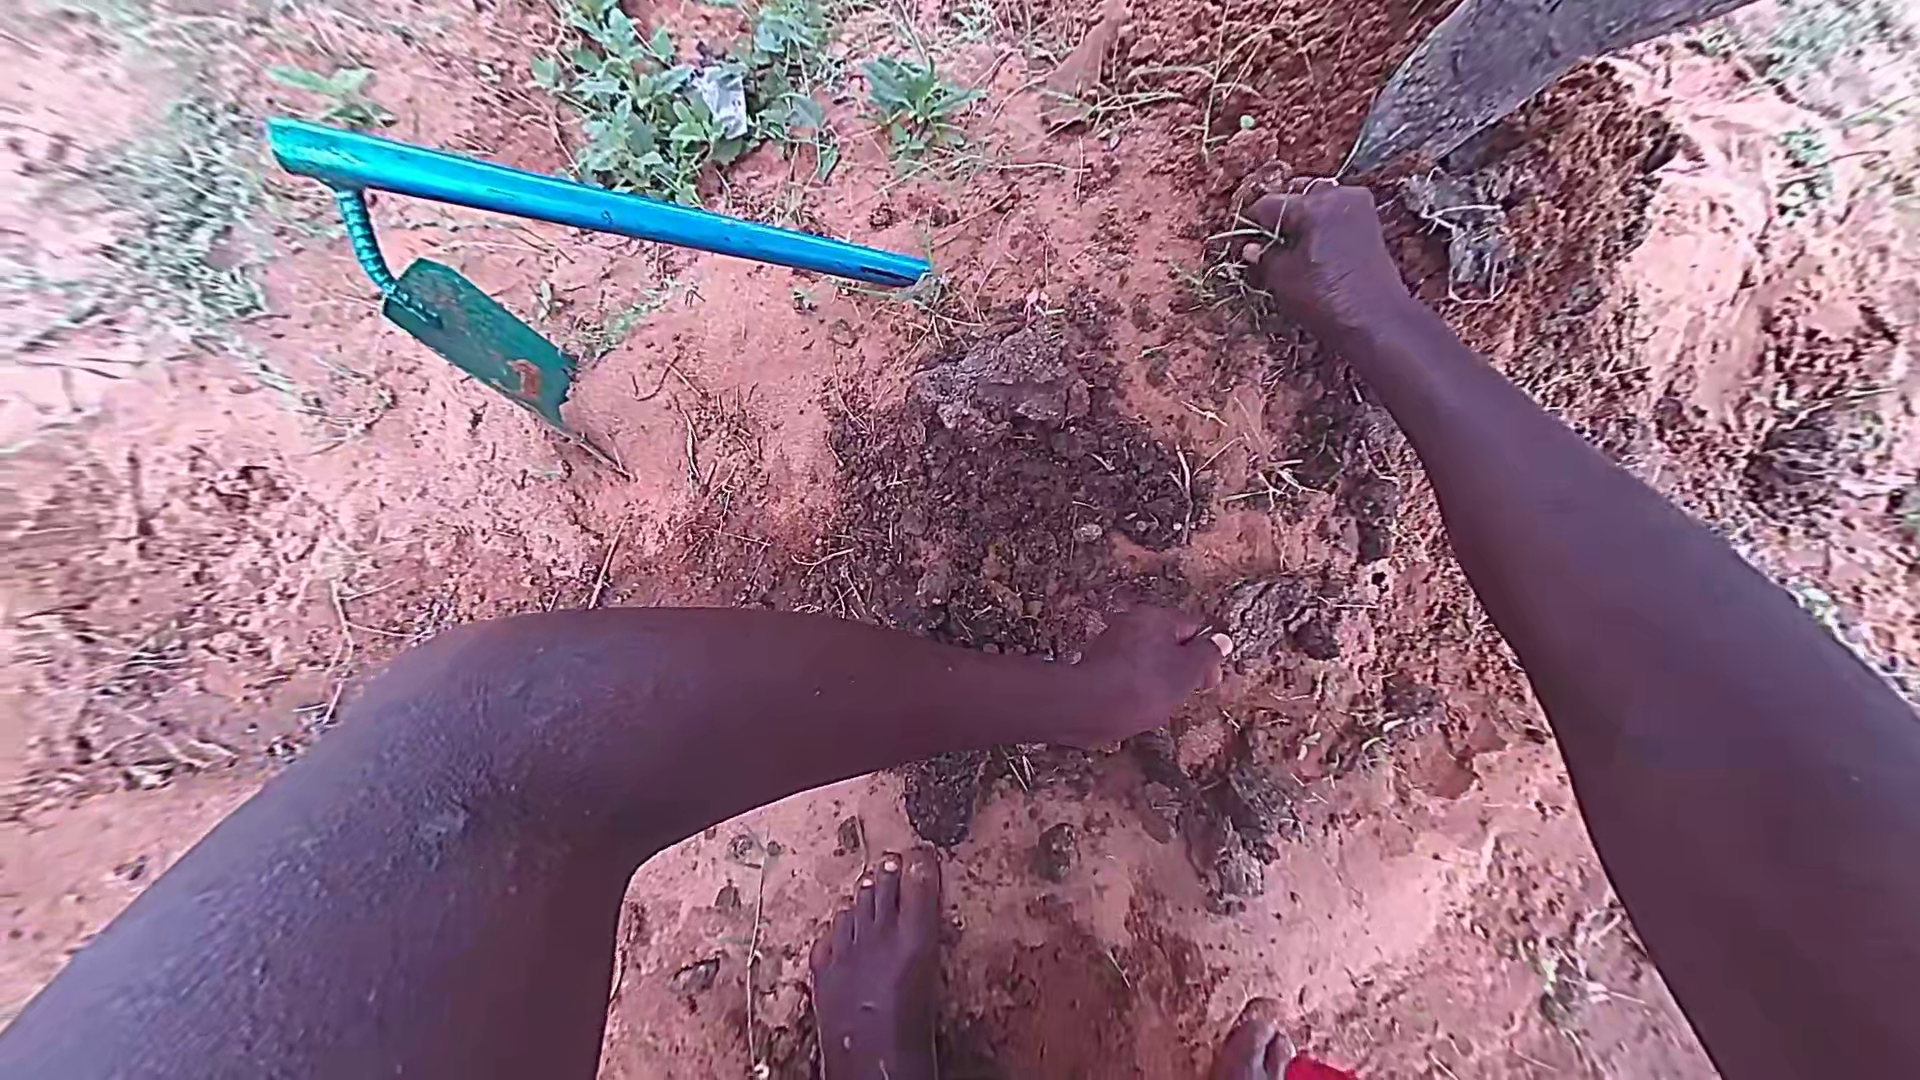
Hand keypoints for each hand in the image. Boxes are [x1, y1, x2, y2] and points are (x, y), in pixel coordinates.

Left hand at [1066, 607, 1226, 746]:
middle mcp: (1130, 621)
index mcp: (1155, 616)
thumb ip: (1208, 653)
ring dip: (1157, 678)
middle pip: (1168, 642)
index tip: (1207, 681)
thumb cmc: (1146, 685)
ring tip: (1158, 701)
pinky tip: (1136, 703)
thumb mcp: (1189, 670)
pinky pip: (1127, 672)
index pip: (1193, 628)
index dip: (1206, 655)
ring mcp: (1110, 642)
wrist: (1093, 705)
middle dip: (1180, 667)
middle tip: (1183, 693)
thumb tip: (1221, 640)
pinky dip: (1135, 685)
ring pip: (1147, 658)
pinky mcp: (1097, 664)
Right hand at [1245, 183, 1412, 340]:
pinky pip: (1334, 215)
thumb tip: (1251, 248)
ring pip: (1317, 203)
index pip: (1268, 204)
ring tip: (1286, 249)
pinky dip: (1318, 227)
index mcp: (1314, 205)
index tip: (1241, 242)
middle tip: (1263, 245)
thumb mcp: (1281, 277)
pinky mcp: (1369, 223)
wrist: (1372, 318)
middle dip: (1277, 218)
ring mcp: (1358, 207)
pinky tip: (1308, 251)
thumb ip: (1263, 256)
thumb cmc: (1322, 298)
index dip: (1250, 224)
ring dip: (1299, 222)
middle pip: (1296, 196)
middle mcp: (1340, 195)